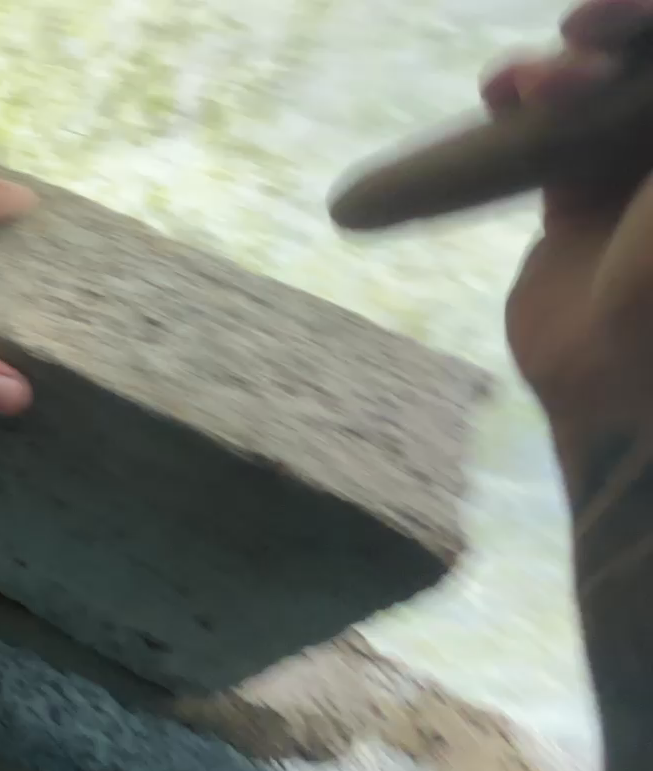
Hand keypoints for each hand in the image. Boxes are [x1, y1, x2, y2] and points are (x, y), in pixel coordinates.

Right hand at [490, 0, 652, 423]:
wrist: (627, 370)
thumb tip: (647, 33)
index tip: (623, 10)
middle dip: (622, 32)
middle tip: (582, 27)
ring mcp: (644, 170)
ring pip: (601, 92)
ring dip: (563, 72)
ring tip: (520, 81)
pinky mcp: (580, 203)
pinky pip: (547, 143)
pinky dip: (516, 116)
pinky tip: (497, 95)